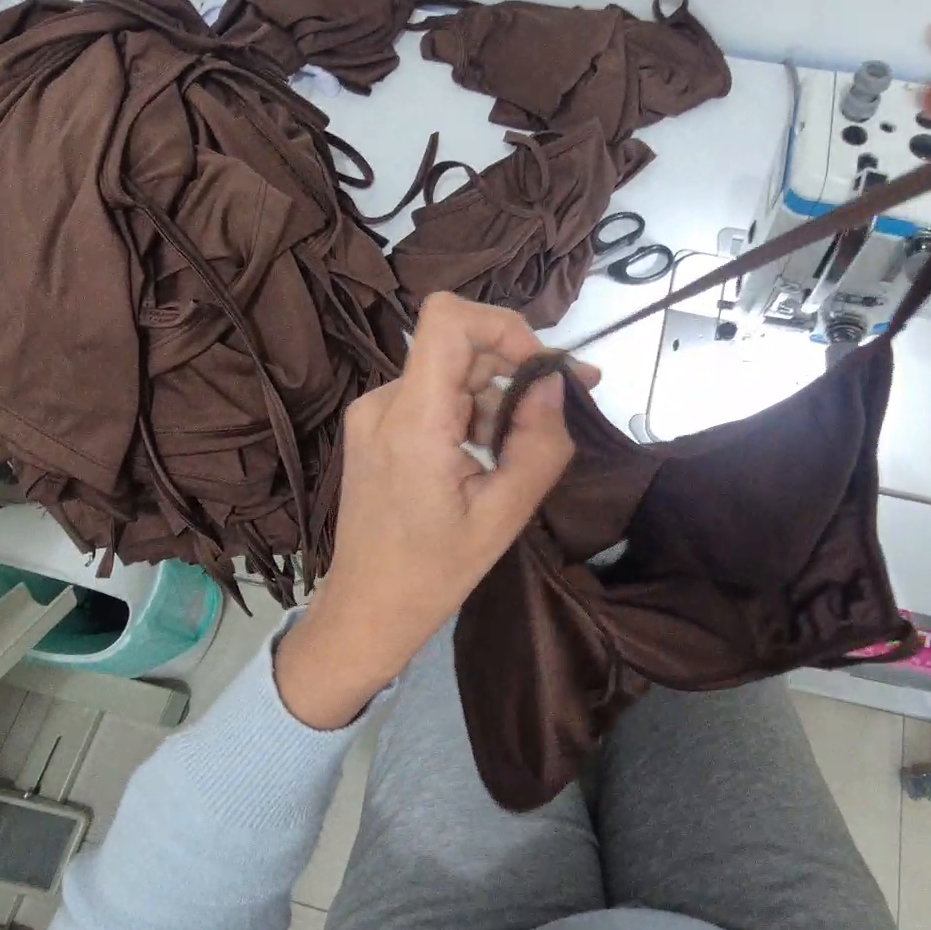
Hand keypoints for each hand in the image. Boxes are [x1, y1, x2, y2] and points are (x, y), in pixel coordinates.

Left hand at [275, 293, 596, 728]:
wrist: (366, 610)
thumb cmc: (433, 574)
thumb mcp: (503, 515)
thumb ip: (539, 444)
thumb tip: (554, 384)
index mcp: (413, 421)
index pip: (448, 319)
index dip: (503, 326)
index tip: (540, 369)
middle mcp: (384, 402)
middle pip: (458, 347)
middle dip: (516, 367)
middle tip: (563, 403)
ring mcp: (375, 413)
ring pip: (450, 373)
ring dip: (495, 398)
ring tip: (522, 449)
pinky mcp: (376, 427)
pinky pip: (433, 397)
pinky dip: (470, 413)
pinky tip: (489, 455)